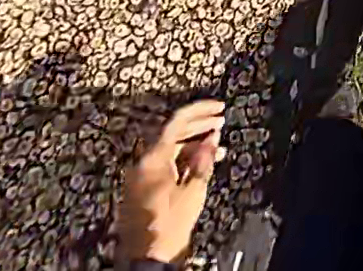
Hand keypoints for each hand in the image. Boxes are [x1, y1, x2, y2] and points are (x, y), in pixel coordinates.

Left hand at [118, 99, 224, 264]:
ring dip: (194, 144)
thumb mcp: (193, 192)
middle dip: (199, 126)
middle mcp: (144, 160)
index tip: (218, 107)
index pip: (178, 120)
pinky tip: (200, 164)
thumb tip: (213, 136)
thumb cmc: (168, 229)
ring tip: (217, 146)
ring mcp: (142, 174)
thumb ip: (204, 160)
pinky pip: (165, 163)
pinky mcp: (143, 187)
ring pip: (171, 149)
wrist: (147, 262)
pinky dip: (183, 161)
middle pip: (174, 132)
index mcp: (154, 157)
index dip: (201, 110)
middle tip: (220, 122)